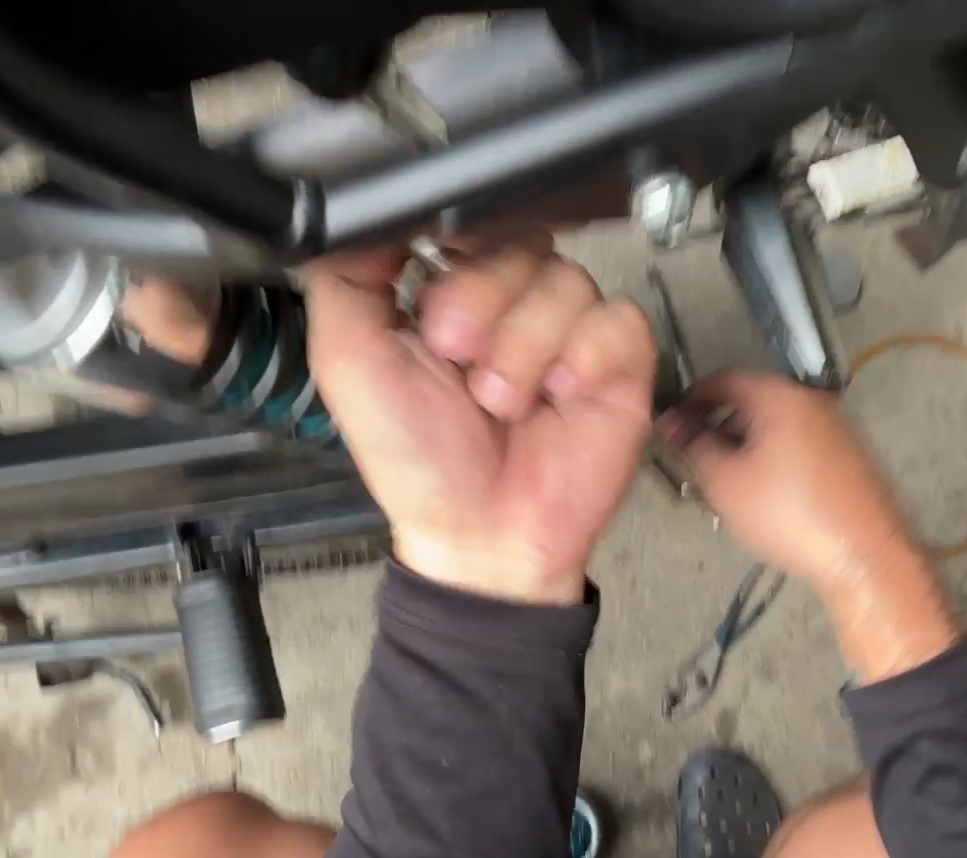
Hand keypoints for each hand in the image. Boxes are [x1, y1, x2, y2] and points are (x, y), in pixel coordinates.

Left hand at [304, 236, 656, 603]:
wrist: (482, 534)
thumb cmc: (422, 463)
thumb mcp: (350, 359)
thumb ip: (347, 275)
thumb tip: (372, 214)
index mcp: (458, 298)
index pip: (472, 225)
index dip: (455, 254)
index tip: (435, 314)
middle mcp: (518, 310)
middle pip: (523, 244)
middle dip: (482, 304)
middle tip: (462, 367)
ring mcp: (572, 336)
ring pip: (569, 281)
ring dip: (526, 346)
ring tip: (508, 404)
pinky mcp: (619, 366)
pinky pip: (619, 319)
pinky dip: (586, 354)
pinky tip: (563, 395)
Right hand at [657, 372, 914, 592]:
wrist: (861, 556)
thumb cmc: (794, 518)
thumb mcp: (725, 482)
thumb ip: (693, 445)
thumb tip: (674, 424)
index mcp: (780, 397)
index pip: (723, 380)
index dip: (692, 401)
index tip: (676, 424)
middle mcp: (813, 403)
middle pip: (752, 403)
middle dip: (721, 429)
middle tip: (700, 461)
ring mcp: (836, 429)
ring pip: (777, 427)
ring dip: (748, 448)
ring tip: (732, 487)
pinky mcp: (849, 457)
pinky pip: (800, 447)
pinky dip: (776, 461)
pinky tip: (768, 498)